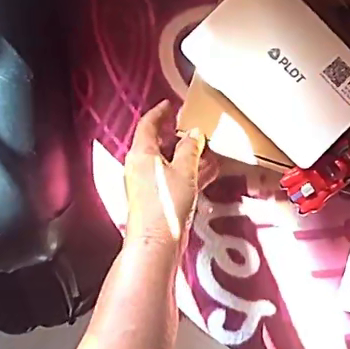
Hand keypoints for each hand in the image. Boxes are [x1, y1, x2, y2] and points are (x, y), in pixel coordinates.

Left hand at [122, 100, 210, 249]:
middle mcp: (141, 167)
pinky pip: (174, 178)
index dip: (160, 112)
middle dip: (178, 135)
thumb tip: (194, 134)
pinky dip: (189, 172)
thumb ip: (190, 149)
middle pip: (158, 143)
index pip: (148, 124)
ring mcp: (148, 184)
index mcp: (141, 154)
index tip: (170, 105)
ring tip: (207, 149)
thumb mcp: (184, 170)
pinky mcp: (158, 199)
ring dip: (187, 155)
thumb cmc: (165, 205)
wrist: (157, 243)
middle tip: (194, 127)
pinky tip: (208, 171)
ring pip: (169, 162)